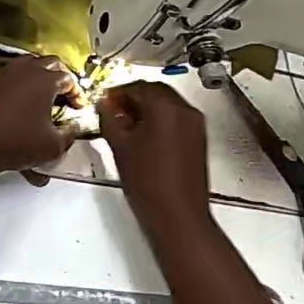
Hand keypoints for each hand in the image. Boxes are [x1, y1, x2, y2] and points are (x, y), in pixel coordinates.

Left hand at [0, 55, 76, 174]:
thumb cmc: (17, 141)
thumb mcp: (52, 146)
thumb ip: (69, 135)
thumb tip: (73, 129)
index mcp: (45, 79)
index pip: (68, 78)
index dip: (77, 93)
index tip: (78, 108)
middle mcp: (26, 69)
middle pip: (50, 64)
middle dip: (61, 77)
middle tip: (64, 96)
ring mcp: (5, 73)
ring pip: (29, 65)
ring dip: (40, 75)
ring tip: (44, 95)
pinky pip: (12, 75)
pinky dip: (22, 82)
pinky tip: (22, 100)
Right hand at [99, 81, 209, 237]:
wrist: (177, 217)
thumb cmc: (151, 185)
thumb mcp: (119, 146)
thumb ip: (108, 118)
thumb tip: (104, 107)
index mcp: (165, 107)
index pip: (138, 86)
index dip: (117, 92)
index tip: (105, 99)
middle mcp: (185, 112)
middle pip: (155, 92)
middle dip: (133, 98)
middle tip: (113, 108)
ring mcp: (195, 126)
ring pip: (167, 105)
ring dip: (147, 109)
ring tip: (126, 123)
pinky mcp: (199, 140)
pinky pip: (176, 119)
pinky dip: (159, 121)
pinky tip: (143, 136)